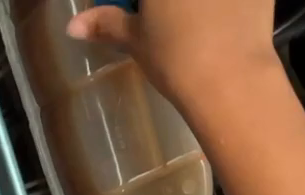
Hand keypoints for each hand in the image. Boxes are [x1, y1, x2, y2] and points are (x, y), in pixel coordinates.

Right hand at [66, 0, 279, 112]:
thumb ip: (107, 24)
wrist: (232, 77)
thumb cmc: (176, 58)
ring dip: (190, 8)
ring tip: (191, 20)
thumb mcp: (137, 40)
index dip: (134, 3)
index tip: (136, 12)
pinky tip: (219, 16)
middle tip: (157, 17)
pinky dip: (226, 6)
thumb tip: (73, 27)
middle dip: (159, 5)